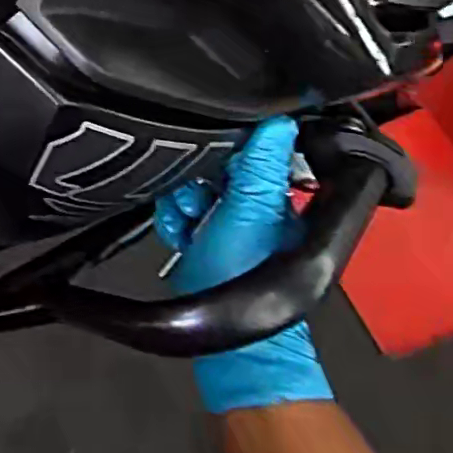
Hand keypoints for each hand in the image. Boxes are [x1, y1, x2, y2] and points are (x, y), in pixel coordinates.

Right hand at [154, 116, 332, 414]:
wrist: (225, 331)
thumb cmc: (243, 270)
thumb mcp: (251, 212)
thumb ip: (260, 166)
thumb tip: (280, 120)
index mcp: (272, 196)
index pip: (240, 150)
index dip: (216, 149)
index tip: (203, 159)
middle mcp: (250, 205)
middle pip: (207, 168)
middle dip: (189, 180)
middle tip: (192, 202)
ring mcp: (223, 222)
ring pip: (187, 188)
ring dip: (177, 202)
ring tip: (185, 223)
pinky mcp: (199, 235)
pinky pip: (176, 211)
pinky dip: (172, 220)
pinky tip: (178, 234)